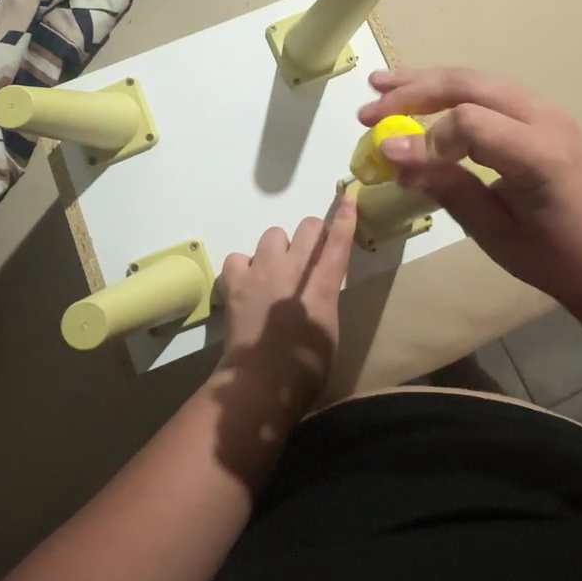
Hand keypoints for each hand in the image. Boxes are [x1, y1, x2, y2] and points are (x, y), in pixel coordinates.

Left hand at [214, 193, 355, 405]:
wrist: (261, 381)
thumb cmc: (305, 369)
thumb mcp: (328, 331)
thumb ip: (324, 300)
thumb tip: (317, 290)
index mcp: (322, 286)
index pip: (337, 243)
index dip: (344, 219)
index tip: (347, 200)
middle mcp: (293, 270)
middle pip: (307, 228)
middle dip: (312, 234)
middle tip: (308, 255)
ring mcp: (261, 270)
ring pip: (273, 235)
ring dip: (277, 249)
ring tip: (273, 273)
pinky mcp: (235, 280)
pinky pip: (239, 257)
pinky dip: (244, 268)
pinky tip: (247, 284)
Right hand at [358, 68, 581, 307]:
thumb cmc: (555, 257)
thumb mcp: (495, 233)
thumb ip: (448, 188)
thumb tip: (395, 157)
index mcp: (540, 155)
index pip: (469, 123)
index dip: (423, 136)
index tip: (386, 153)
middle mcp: (547, 120)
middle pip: (470, 84)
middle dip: (414, 92)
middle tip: (369, 108)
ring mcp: (547, 111)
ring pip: (478, 79)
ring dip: (427, 82)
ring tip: (382, 85)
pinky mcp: (541, 114)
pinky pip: (490, 91)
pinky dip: (451, 90)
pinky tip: (421, 95)